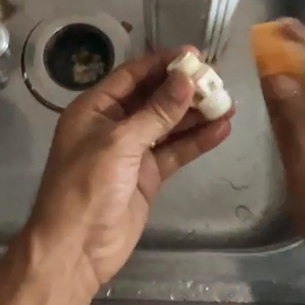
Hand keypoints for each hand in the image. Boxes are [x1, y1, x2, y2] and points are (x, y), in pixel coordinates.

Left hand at [22, 48, 234, 297]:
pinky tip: (221, 129)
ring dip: (195, 114)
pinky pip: (174, 151)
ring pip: (167, 125)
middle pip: (153, 98)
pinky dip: (196, 141)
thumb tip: (186, 79)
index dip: (163, 64)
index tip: (196, 55)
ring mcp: (131, 151)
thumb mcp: (120, 142)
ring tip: (228, 102)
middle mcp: (112, 125)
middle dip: (184, 89)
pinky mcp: (147, 176)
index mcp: (94, 109)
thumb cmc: (87, 186)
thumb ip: (156, 112)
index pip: (132, 75)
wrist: (76, 248)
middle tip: (218, 80)